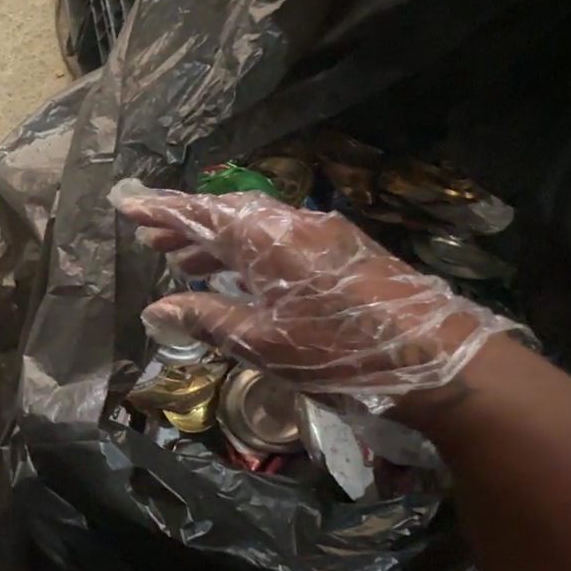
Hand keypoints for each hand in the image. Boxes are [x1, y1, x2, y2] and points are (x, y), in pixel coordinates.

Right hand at [110, 179, 517, 398]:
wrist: (444, 365)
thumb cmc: (341, 352)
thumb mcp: (262, 343)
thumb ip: (206, 319)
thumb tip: (157, 309)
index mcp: (268, 240)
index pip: (201, 215)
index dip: (160, 211)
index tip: (126, 204)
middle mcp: (294, 226)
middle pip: (227, 216)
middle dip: (186, 226)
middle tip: (150, 238)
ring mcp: (323, 237)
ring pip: (255, 229)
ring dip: (217, 242)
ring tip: (184, 261)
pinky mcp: (344, 254)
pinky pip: (279, 241)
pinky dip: (247, 253)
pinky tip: (239, 277)